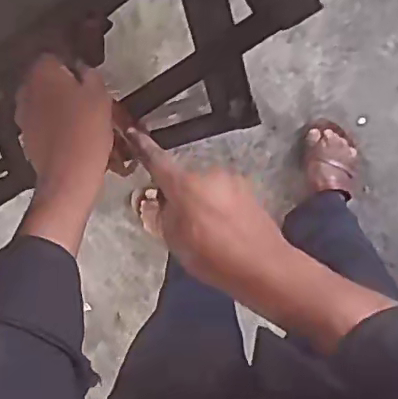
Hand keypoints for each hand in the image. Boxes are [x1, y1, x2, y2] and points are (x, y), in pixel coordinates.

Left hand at [16, 52, 113, 197]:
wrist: (69, 173)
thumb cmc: (86, 129)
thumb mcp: (99, 94)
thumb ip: (89, 74)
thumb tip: (82, 70)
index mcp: (41, 72)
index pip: (54, 56)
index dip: (72, 65)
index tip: (86, 76)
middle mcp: (25, 91)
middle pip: (45, 81)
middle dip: (64, 87)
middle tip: (87, 97)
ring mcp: (22, 116)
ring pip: (43, 104)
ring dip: (59, 107)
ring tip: (83, 119)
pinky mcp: (25, 138)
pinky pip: (42, 126)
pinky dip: (54, 127)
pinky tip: (73, 136)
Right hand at [130, 129, 397, 348]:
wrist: (264, 266)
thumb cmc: (212, 256)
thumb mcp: (173, 240)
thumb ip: (163, 213)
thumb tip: (162, 200)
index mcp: (184, 184)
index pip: (156, 161)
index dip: (142, 147)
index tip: (133, 132)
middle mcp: (208, 173)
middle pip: (183, 180)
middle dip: (179, 196)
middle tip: (182, 224)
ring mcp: (231, 180)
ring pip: (205, 188)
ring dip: (201, 203)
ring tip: (208, 233)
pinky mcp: (248, 191)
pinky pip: (223, 195)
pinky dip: (219, 208)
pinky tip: (225, 231)